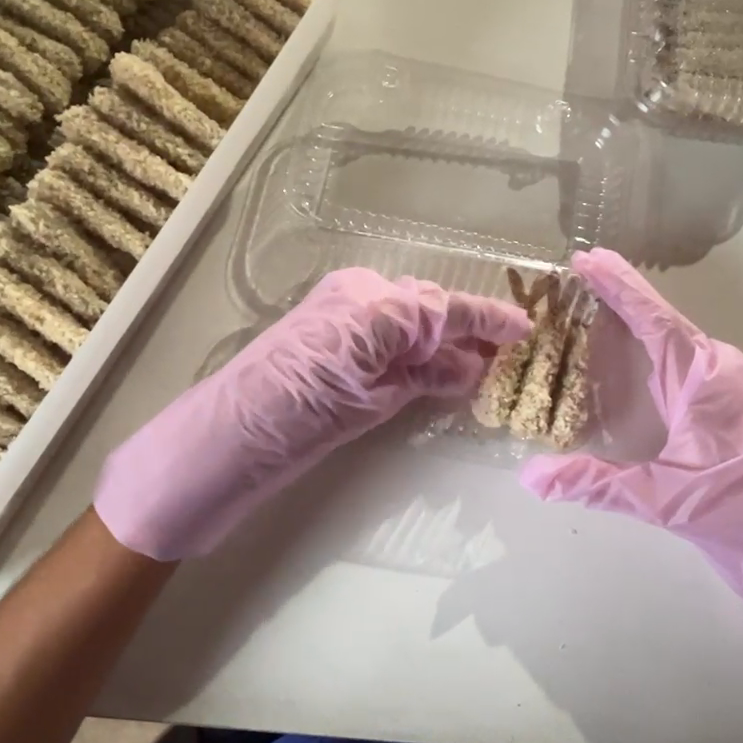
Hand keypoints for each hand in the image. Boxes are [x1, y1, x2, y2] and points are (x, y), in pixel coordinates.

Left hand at [96, 268, 531, 560]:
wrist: (214, 447)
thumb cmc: (291, 425)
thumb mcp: (367, 403)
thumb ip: (421, 375)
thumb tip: (470, 366)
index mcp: (371, 306)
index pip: (444, 307)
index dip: (489, 318)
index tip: (527, 328)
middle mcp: (356, 295)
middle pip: (426, 307)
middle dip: (466, 328)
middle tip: (504, 354)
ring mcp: (336, 310)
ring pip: (404, 317)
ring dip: (439, 338)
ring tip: (476, 365)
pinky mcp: (320, 332)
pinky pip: (380, 329)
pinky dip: (409, 345)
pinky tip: (429, 366)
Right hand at [520, 249, 742, 652]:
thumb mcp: (663, 499)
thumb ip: (594, 485)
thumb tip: (530, 476)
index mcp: (705, 379)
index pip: (655, 319)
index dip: (619, 287)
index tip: (586, 259)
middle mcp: (715, 373)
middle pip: (661, 321)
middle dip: (619, 298)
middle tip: (573, 280)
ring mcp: (722, 390)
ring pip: (672, 342)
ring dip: (633, 323)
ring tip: (588, 309)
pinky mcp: (721, 412)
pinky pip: (677, 365)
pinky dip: (645, 352)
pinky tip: (621, 362)